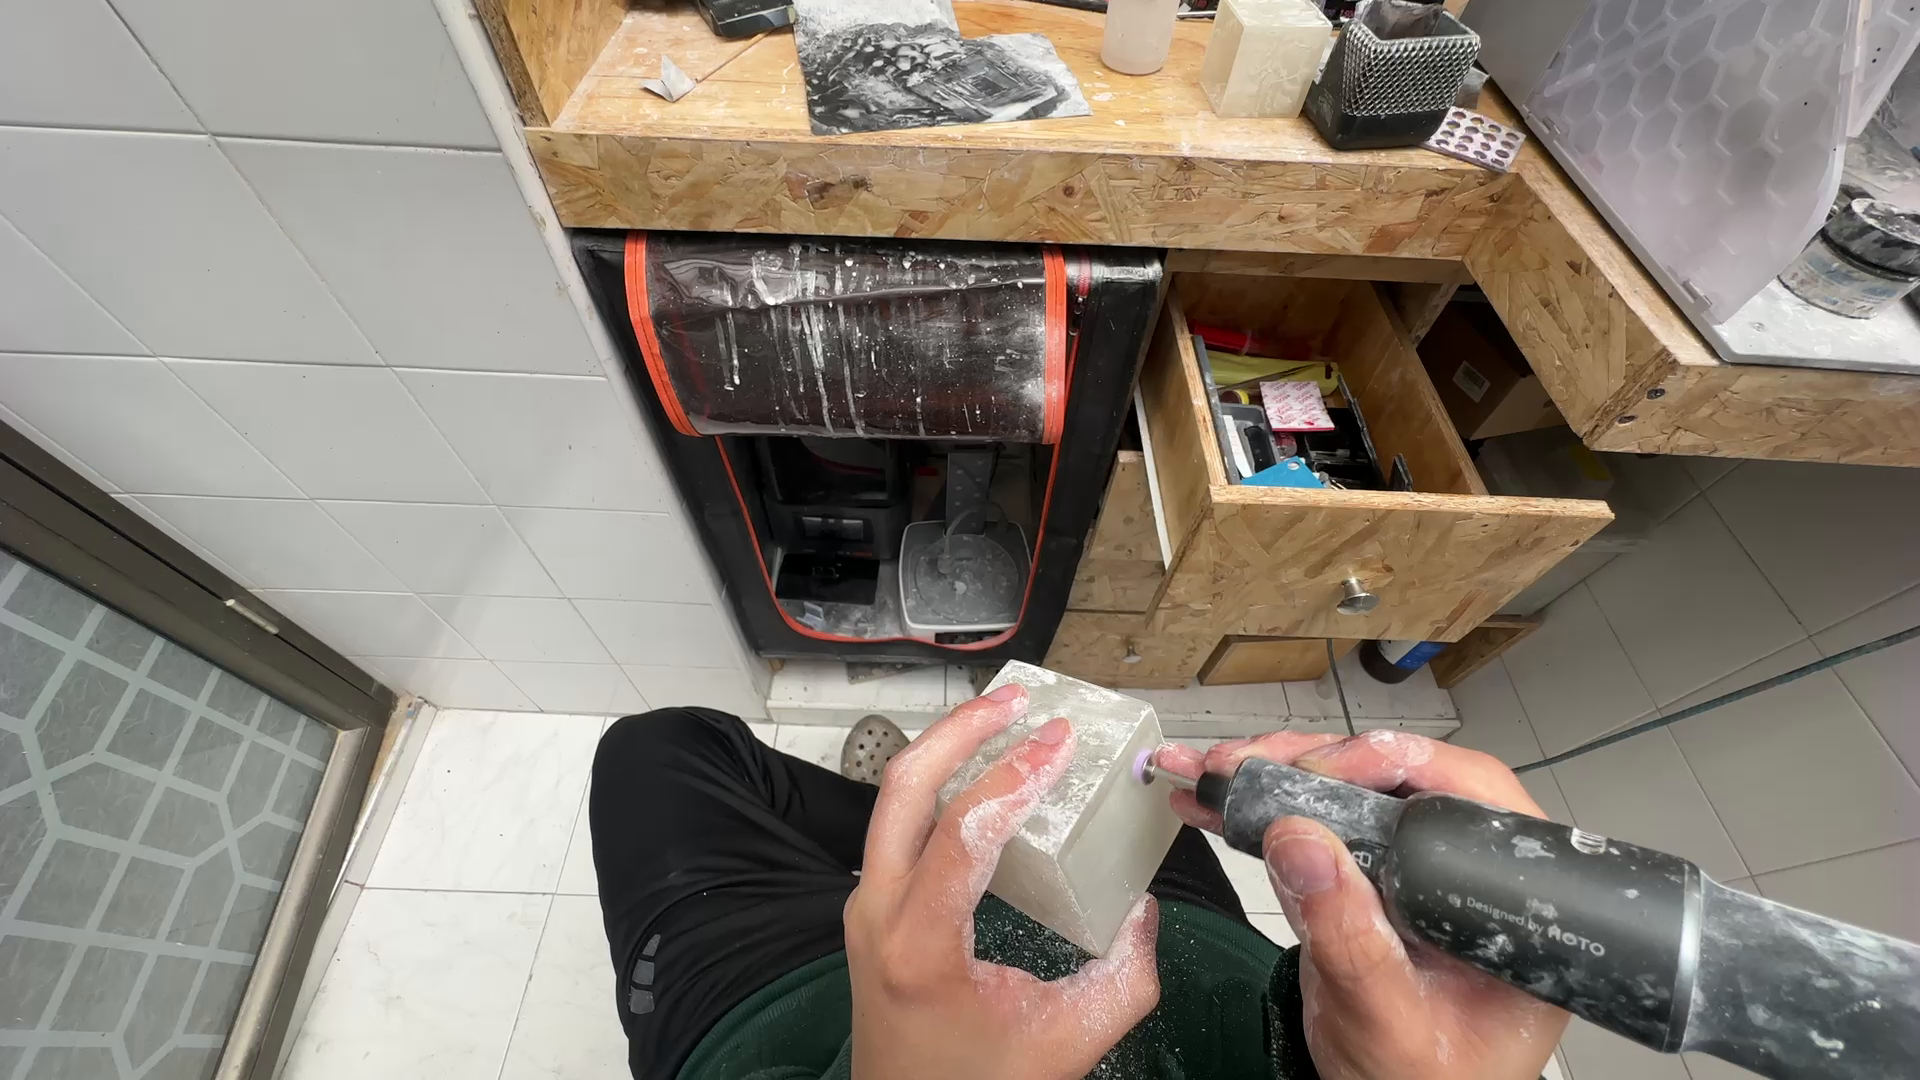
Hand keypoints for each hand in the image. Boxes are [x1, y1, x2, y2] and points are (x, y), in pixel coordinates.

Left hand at [844, 685, 1160, 1079]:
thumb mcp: (1064, 1045)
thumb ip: (1122, 979)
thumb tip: (1141, 907)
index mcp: (919, 944)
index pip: (963, 833)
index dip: (1014, 777)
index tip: (1059, 740)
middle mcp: (878, 908)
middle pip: (904, 785)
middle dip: (962, 729)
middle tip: (1018, 699)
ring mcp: (868, 897)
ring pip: (895, 793)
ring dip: (947, 743)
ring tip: (1000, 713)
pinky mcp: (876, 895)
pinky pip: (900, 815)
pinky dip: (939, 775)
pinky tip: (979, 764)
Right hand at [1166, 730, 1569, 1079]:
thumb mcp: (1384, 1019)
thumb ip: (1348, 935)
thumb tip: (1298, 838)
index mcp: (1500, 902)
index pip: (1466, 795)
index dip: (1390, 762)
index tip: (1314, 773)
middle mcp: (1454, 871)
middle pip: (1386, 778)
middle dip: (1301, 761)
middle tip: (1240, 765)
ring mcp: (1401, 867)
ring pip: (1336, 789)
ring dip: (1265, 774)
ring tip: (1209, 772)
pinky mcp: (1356, 871)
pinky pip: (1303, 821)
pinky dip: (1250, 808)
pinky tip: (1207, 799)